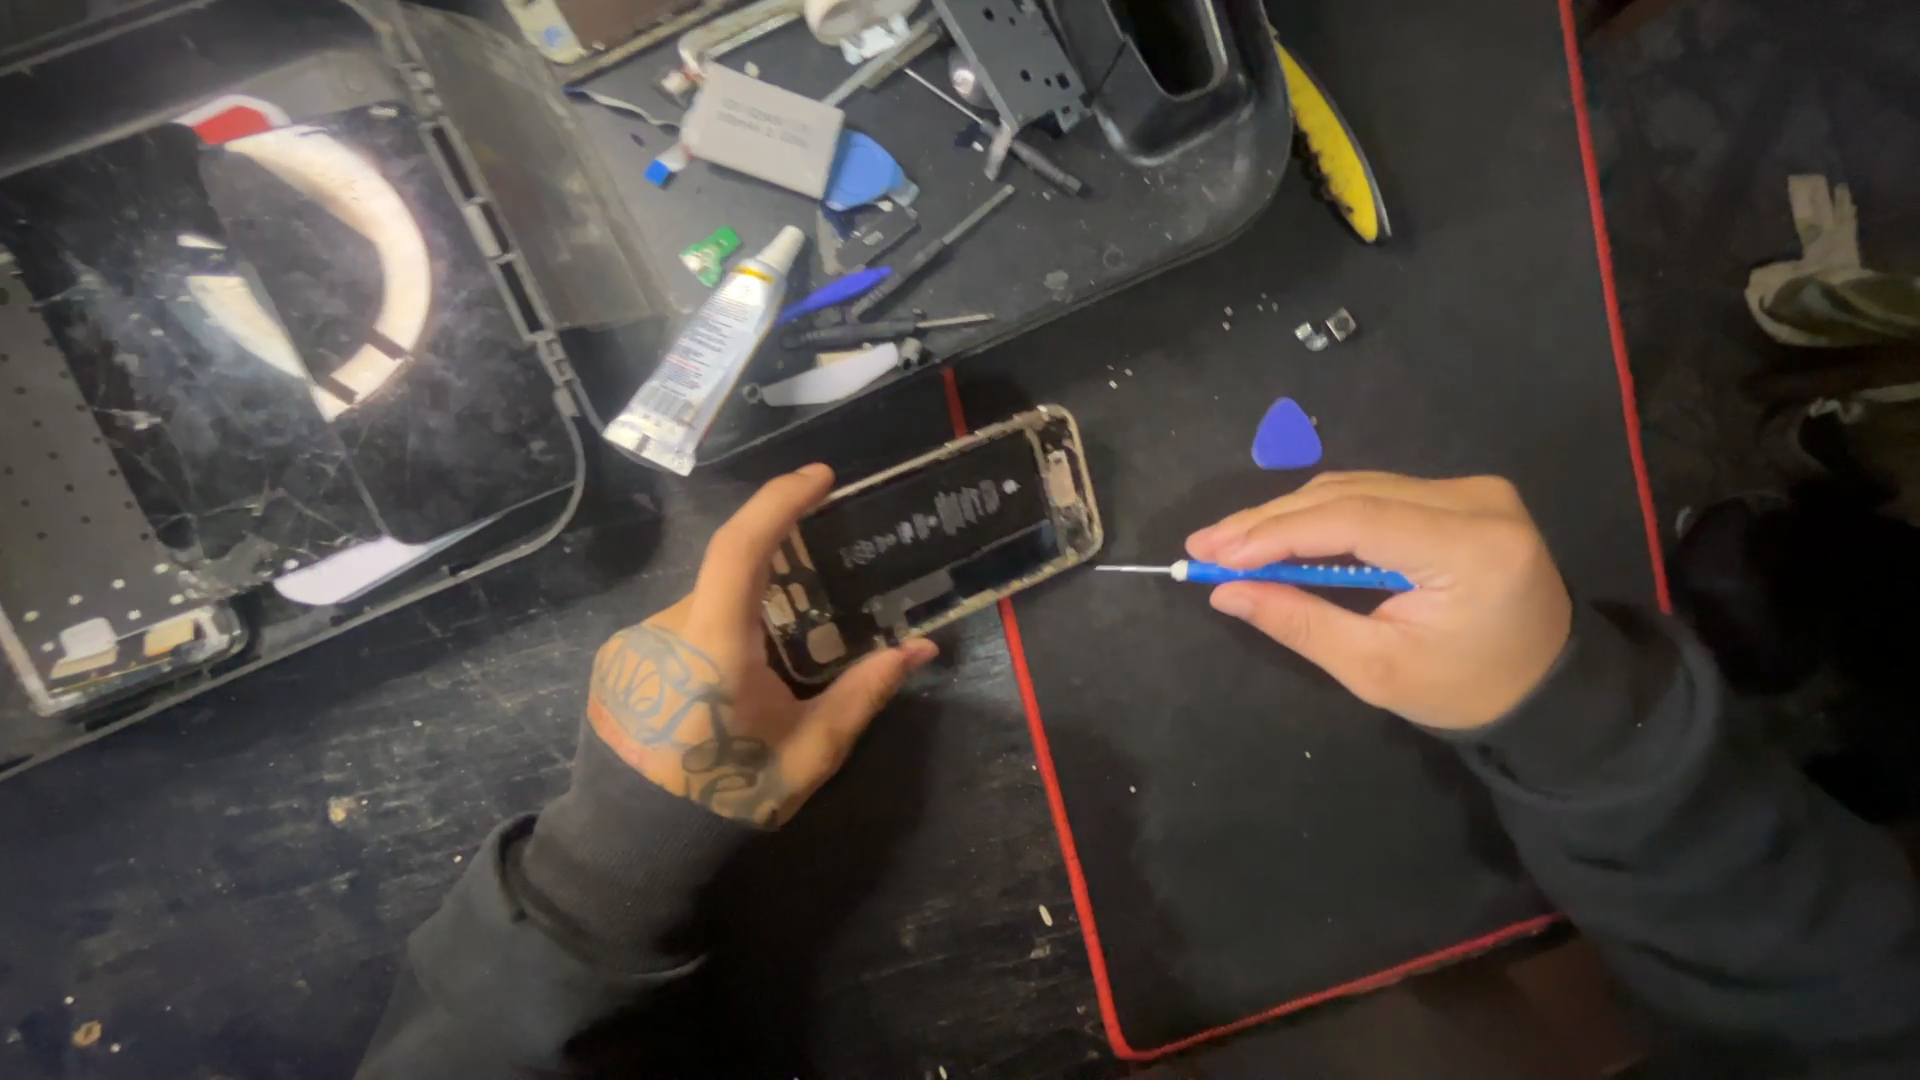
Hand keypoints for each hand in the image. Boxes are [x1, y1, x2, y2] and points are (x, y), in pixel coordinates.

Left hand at [586, 465, 937, 826]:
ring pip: (703, 605)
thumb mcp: (810, 751)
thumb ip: (865, 691)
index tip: (821, 476)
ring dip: (740, 621)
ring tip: (759, 684)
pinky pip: (676, 628)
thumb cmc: (728, 797)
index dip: (781, 500)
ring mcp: (631, 642)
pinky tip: (718, 694)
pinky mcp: (615, 660)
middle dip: (772, 587)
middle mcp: (664, 628)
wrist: (631, 850)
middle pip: (729, 578)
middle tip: (808, 627)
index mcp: (713, 644)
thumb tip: (923, 647)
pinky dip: (709, 640)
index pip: (742, 545)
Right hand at [1186, 472, 1571, 729]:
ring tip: (1228, 543)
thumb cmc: (1463, 689)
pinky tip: (1276, 534)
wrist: (1548, 688)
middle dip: (1267, 522)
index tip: (1214, 554)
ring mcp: (1472, 491)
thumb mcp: (1375, 668)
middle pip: (1346, 495)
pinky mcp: (1461, 494)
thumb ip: (1299, 623)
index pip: (1353, 519)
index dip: (1275, 533)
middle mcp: (1476, 501)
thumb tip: (1224, 592)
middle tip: (1203, 546)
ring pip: (1352, 488)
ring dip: (1285, 516)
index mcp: (1470, 547)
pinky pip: (1371, 493)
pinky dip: (1317, 516)